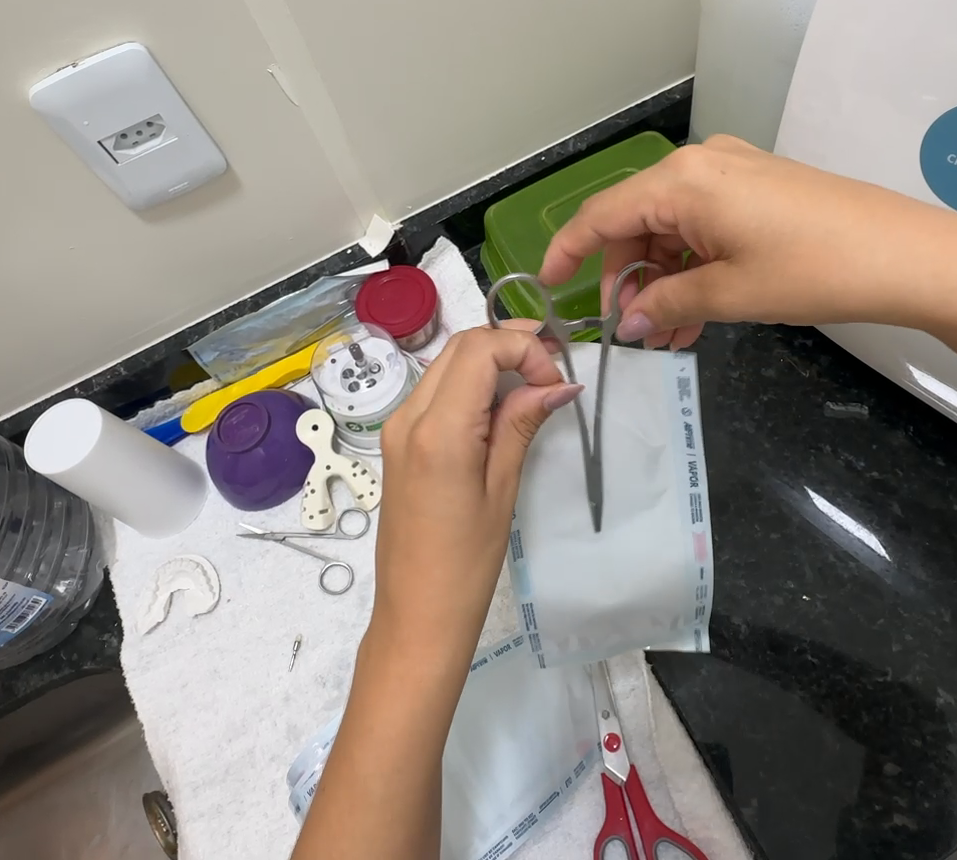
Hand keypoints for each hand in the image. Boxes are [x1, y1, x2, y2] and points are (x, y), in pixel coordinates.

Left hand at [371, 327, 581, 665]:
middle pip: (460, 346)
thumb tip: (560, 384)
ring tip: (534, 382)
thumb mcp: (502, 488)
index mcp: (436, 430)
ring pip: (446, 364)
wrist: (416, 613)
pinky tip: (501, 406)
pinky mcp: (398, 441)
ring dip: (490, 360)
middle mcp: (407, 416)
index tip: (554, 381)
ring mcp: (397, 427)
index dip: (523, 348)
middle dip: (508, 343)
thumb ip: (522, 423)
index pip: (479, 349)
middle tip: (551, 365)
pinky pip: (435, 391)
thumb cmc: (466, 563)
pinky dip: (471, 384)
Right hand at [539, 134, 956, 348]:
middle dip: (627, 278)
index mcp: (681, 180)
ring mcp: (731, 172)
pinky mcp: (757, 187)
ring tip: (671, 334)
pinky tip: (697, 310)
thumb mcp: (729, 293)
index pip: (600, 214)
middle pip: (635, 223)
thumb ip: (665, 303)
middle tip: (632, 331)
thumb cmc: (812, 269)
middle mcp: (699, 164)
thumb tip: (626, 323)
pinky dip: (693, 266)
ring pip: (670, 229)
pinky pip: (703, 226)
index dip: (567, 252)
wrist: (909, 254)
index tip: (547, 287)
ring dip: (663, 280)